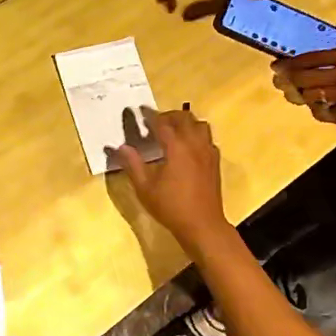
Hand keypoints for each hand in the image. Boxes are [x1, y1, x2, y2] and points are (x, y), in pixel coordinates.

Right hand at [112, 108, 226, 246]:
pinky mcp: (215, 161)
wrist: (202, 224)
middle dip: (168, 115)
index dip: (149, 116)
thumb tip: (120, 147)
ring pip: (199, 124)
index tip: (140, 111)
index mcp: (177, 147)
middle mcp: (195, 144)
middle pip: (184, 118)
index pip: (161, 123)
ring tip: (173, 130)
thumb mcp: (145, 188)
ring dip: (186, 122)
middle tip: (155, 121)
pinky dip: (196, 134)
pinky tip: (188, 146)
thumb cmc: (171, 207)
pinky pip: (207, 138)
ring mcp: (208, 152)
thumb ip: (132, 164)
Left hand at [276, 22, 335, 125]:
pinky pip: (330, 114)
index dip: (293, 62)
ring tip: (292, 95)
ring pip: (313, 96)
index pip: (313, 57)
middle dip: (288, 79)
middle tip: (278, 81)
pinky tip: (318, 111)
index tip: (278, 64)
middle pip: (306, 78)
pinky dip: (321, 112)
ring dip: (300, 96)